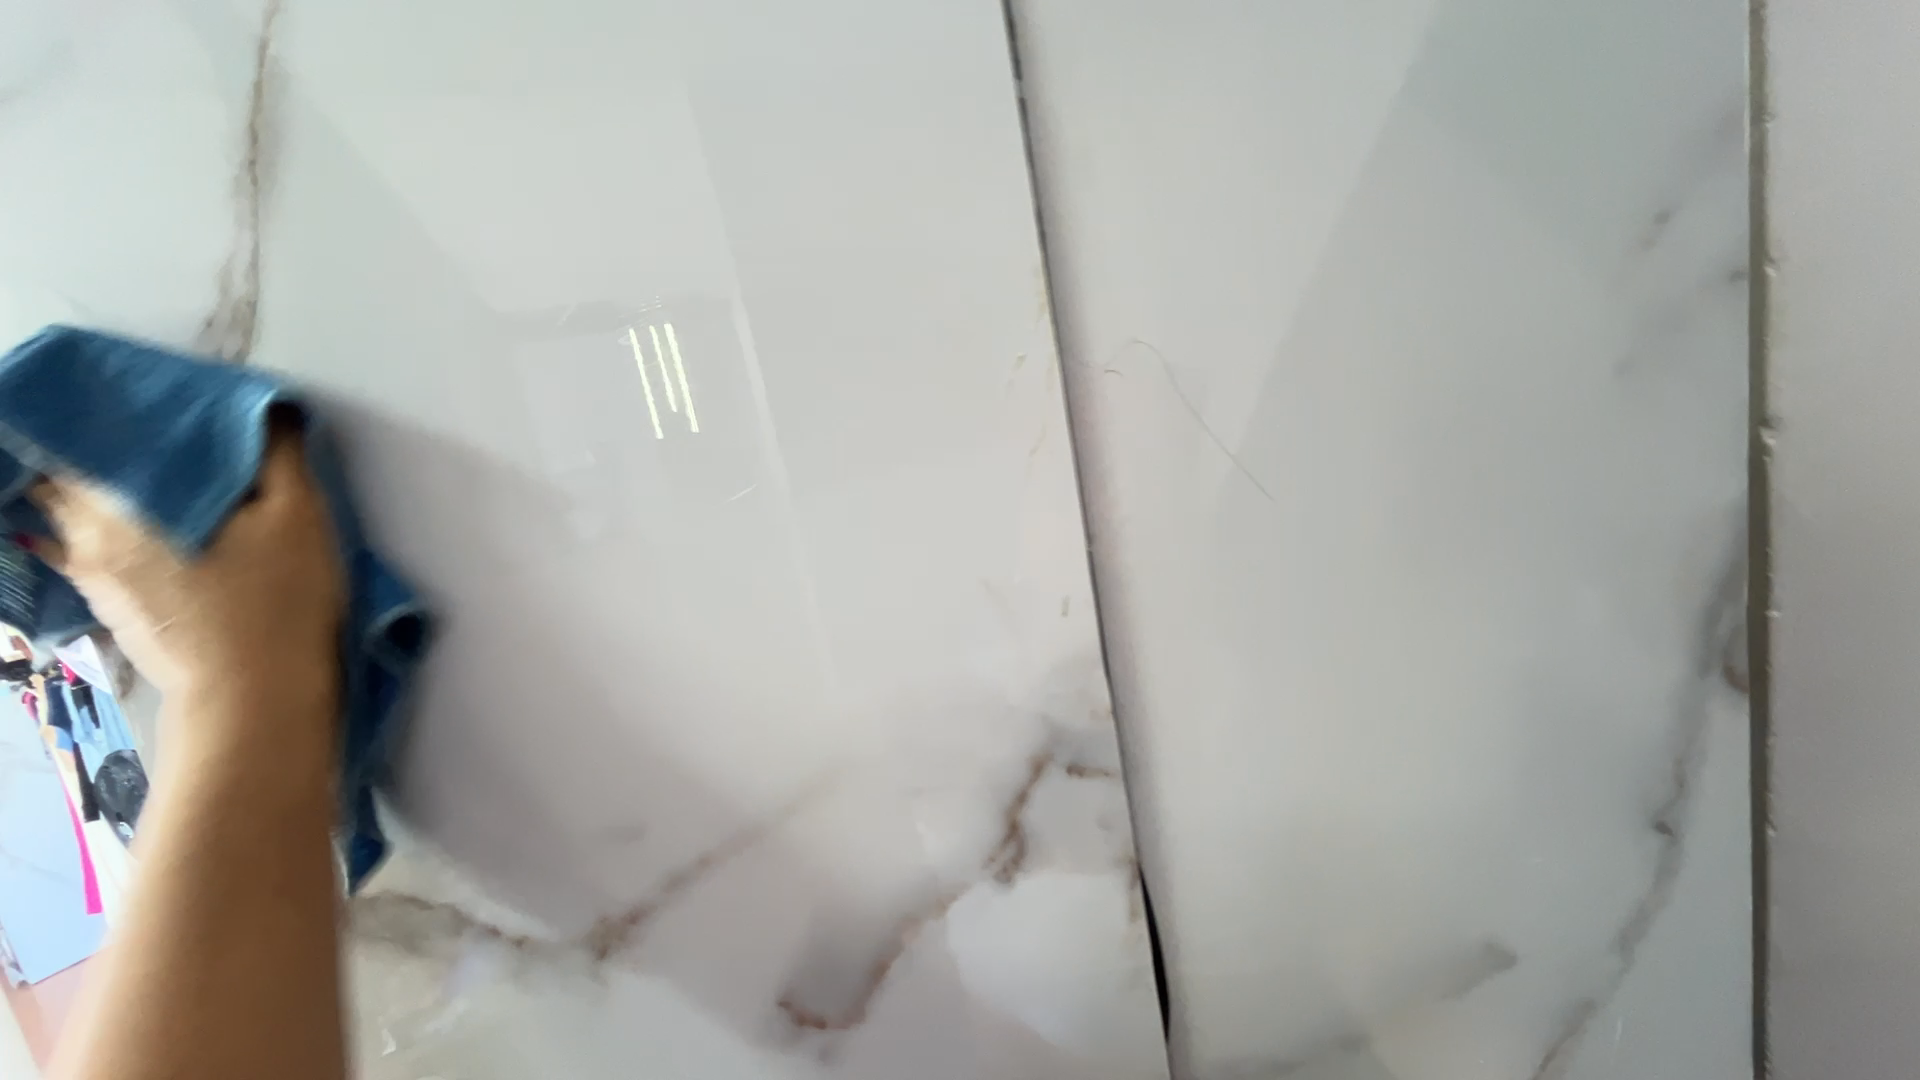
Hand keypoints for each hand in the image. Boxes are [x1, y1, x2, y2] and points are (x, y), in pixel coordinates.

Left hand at [26, 418, 343, 725]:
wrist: (256, 691)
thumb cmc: (279, 596)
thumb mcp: (298, 514)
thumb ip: (277, 454)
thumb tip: (266, 408)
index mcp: (119, 502)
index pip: (80, 435)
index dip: (107, 411)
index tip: (137, 395)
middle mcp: (83, 534)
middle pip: (69, 474)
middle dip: (101, 451)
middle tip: (151, 437)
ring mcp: (91, 575)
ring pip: (77, 513)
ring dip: (105, 492)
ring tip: (154, 482)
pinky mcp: (112, 604)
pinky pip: (91, 547)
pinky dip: (111, 528)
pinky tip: (153, 532)